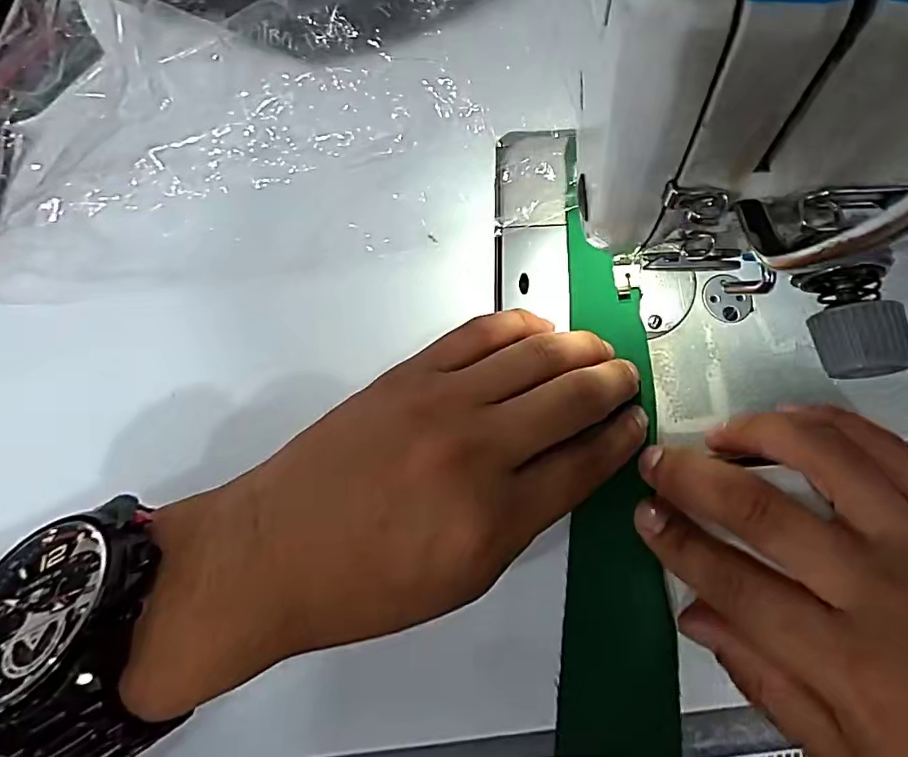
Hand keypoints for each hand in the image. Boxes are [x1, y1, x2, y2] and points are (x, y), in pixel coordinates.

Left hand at [120, 309, 645, 720]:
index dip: (621, 438)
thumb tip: (572, 466)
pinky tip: (542, 330)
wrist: (272, 552)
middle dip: (614, 383)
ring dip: (581, 347)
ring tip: (599, 350)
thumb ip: (528, 519)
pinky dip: (522, 324)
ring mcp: (442, 399)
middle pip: (572, 396)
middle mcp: (476, 449)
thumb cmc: (365, 582)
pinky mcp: (412, 371)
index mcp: (494, 516)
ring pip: (537, 354)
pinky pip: (482, 331)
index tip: (635, 423)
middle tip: (627, 379)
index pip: (585, 462)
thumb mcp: (465, 578)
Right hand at [633, 407, 907, 756]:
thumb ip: (767, 682)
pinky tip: (797, 417)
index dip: (679, 544)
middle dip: (697, 478)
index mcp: (848, 663)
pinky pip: (885, 447)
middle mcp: (876, 588)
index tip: (645, 514)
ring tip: (721, 432)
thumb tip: (696, 616)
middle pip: (765, 510)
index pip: (736, 584)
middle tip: (658, 459)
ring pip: (824, 456)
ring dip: (761, 431)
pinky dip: (834, 421)